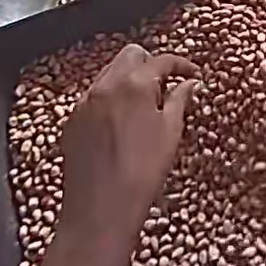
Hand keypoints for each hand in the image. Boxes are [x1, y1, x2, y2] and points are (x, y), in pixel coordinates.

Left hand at [56, 44, 199, 247]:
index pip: (162, 60)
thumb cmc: (143, 170)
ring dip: (130, 79)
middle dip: (151, 64)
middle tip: (168, 87)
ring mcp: (84, 103)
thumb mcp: (170, 131)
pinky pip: (95, 96)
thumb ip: (180, 99)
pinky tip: (124, 123)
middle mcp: (105, 86)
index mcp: (133, 84)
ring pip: (110, 73)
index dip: (182, 65)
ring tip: (147, 106)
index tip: (193, 74)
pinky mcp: (72, 122)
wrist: (101, 209)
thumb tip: (190, 83)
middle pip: (130, 56)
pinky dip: (112, 98)